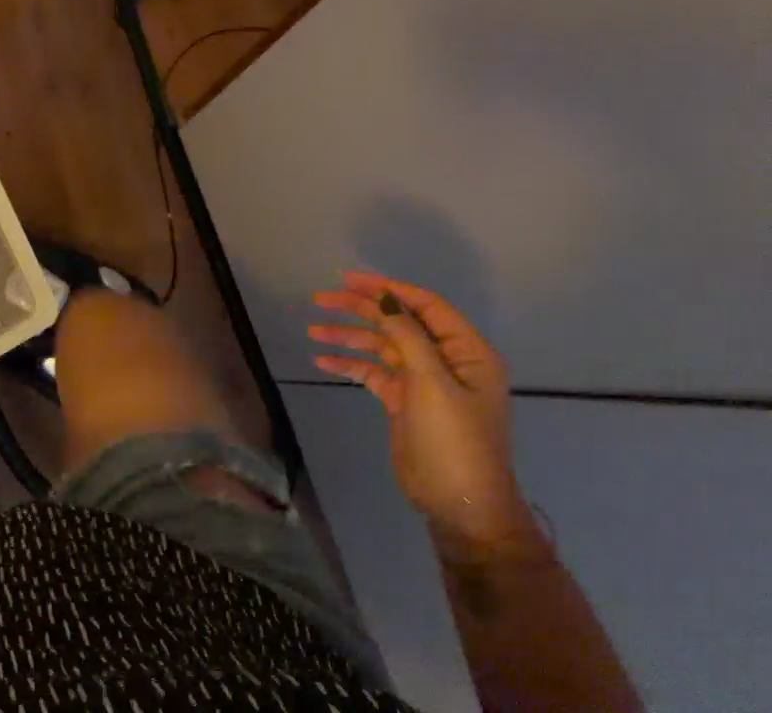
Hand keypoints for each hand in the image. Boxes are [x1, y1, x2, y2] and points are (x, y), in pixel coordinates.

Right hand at [308, 274, 539, 551]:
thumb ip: (408, 338)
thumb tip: (385, 301)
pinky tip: (322, 361)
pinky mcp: (405, 401)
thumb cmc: (453, 439)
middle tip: (320, 299)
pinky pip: (373, 372)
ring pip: (382, 346)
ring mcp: (426, 383)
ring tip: (313, 331)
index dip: (389, 289)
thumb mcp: (431, 384)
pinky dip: (349, 365)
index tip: (349, 280)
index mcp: (467, 353)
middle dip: (361, 309)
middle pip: (399, 323)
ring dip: (349, 336)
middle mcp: (447, 362)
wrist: (459, 500)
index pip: (426, 307)